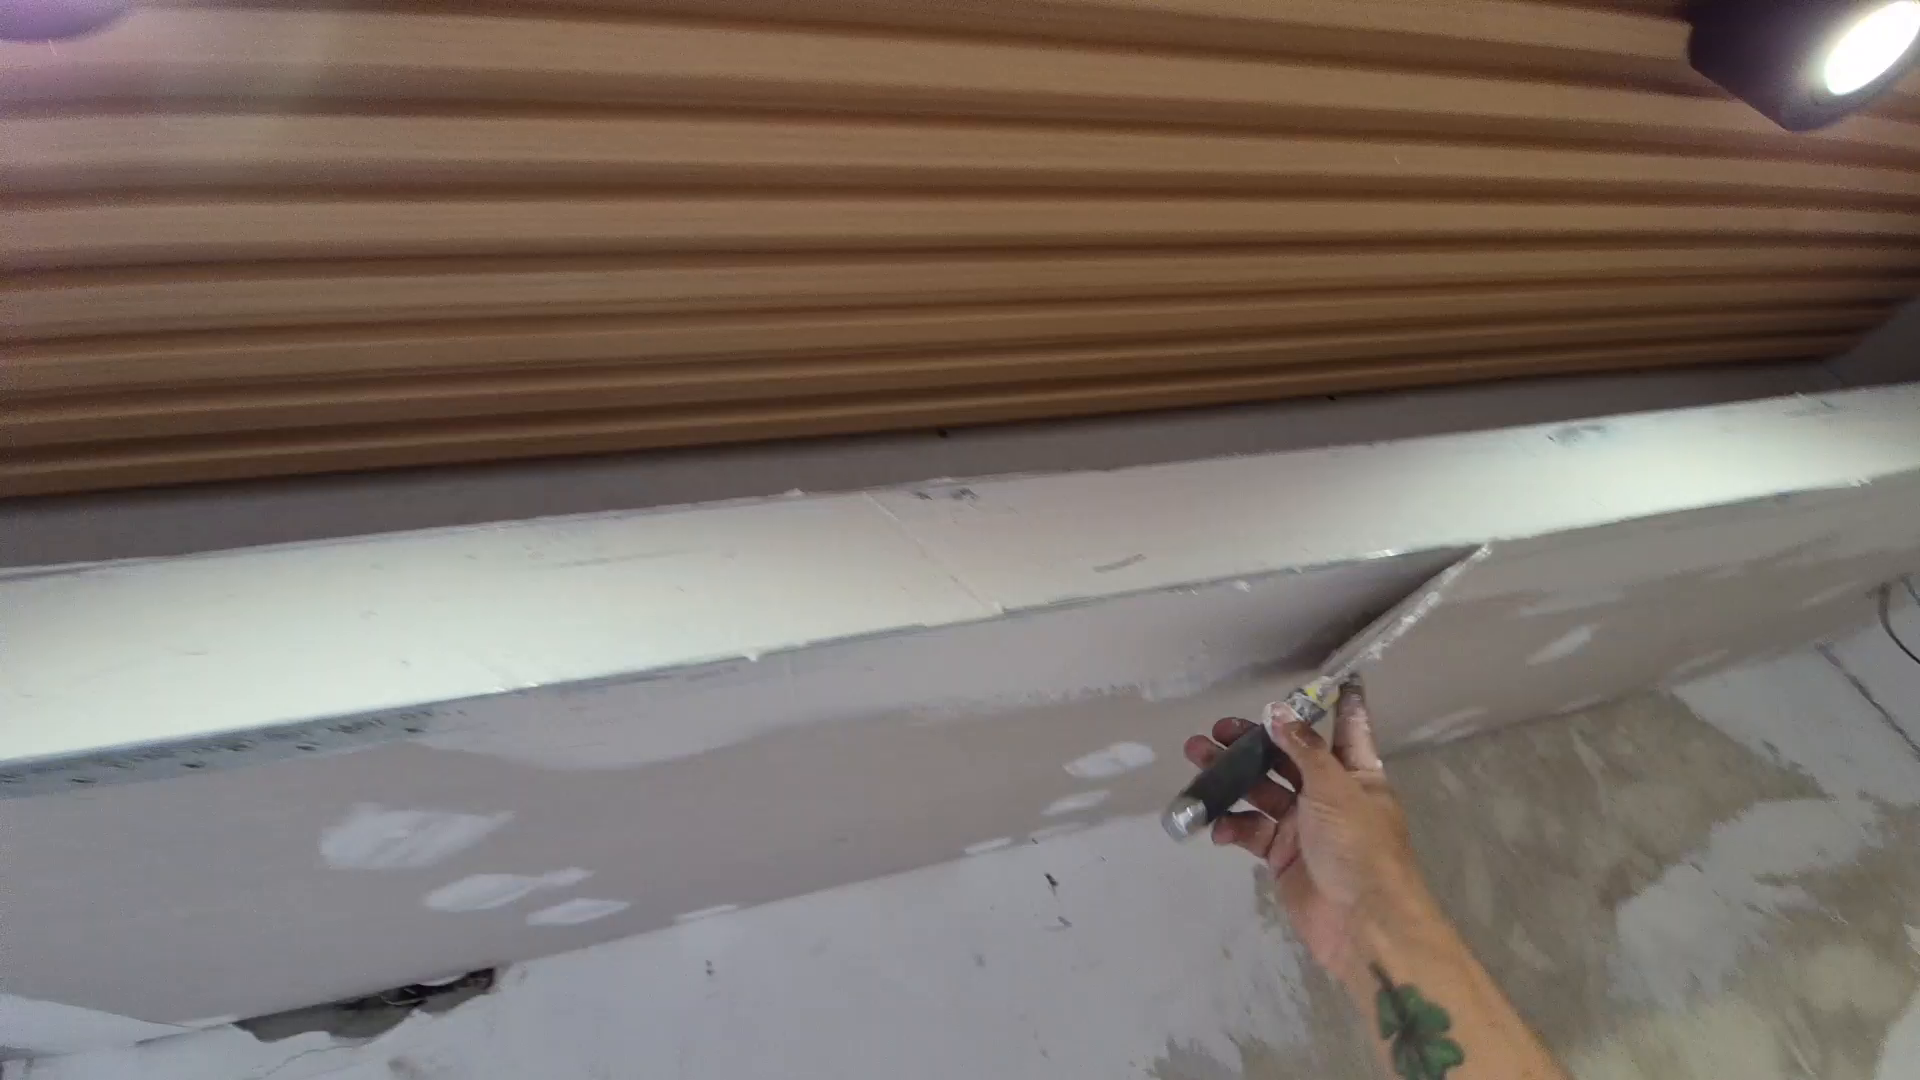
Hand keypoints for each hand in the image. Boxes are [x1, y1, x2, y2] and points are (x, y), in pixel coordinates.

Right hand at [1181, 681, 1424, 982]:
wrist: (1363, 925)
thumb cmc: (1359, 847)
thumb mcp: (1334, 788)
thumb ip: (1302, 748)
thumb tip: (1275, 711)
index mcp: (1355, 775)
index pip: (1348, 729)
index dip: (1343, 705)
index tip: (1339, 676)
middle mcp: (1328, 794)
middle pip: (1285, 758)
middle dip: (1252, 742)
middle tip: (1216, 730)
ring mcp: (1303, 825)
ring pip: (1260, 790)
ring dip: (1230, 776)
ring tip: (1196, 759)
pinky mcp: (1281, 854)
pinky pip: (1250, 830)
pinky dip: (1231, 824)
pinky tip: (1216, 823)